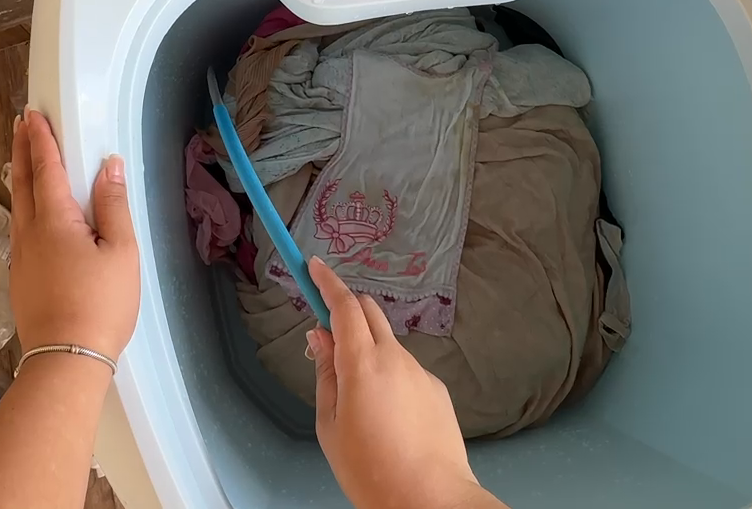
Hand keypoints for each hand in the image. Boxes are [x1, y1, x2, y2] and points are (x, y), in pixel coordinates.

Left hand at [8, 108, 139, 359]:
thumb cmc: (101, 303)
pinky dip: (24, 201)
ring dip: (21, 174)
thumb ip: (113, 204)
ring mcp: (21, 256)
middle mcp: (29, 232)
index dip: (40, 139)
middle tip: (21, 122)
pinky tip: (32, 207)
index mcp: (54, 220)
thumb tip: (109, 164)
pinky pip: (20, 225)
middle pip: (23, 181)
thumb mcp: (120, 250)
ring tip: (24, 156)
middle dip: (22, 149)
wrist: (66, 361)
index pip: (45, 168)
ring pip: (18, 204)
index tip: (33, 114)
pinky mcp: (21, 276)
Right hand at [308, 258, 505, 508]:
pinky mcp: (437, 389)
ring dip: (369, 349)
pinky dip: (391, 375)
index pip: (343, 305)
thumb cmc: (372, 471)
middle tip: (330, 336)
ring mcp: (419, 371)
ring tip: (362, 400)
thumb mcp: (331, 426)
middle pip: (368, 311)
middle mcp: (394, 356)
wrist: (434, 502)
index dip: (327, 282)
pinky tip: (391, 417)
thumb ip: (325, 374)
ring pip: (387, 342)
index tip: (314, 266)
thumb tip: (320, 336)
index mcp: (362, 362)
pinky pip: (406, 369)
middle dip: (346, 309)